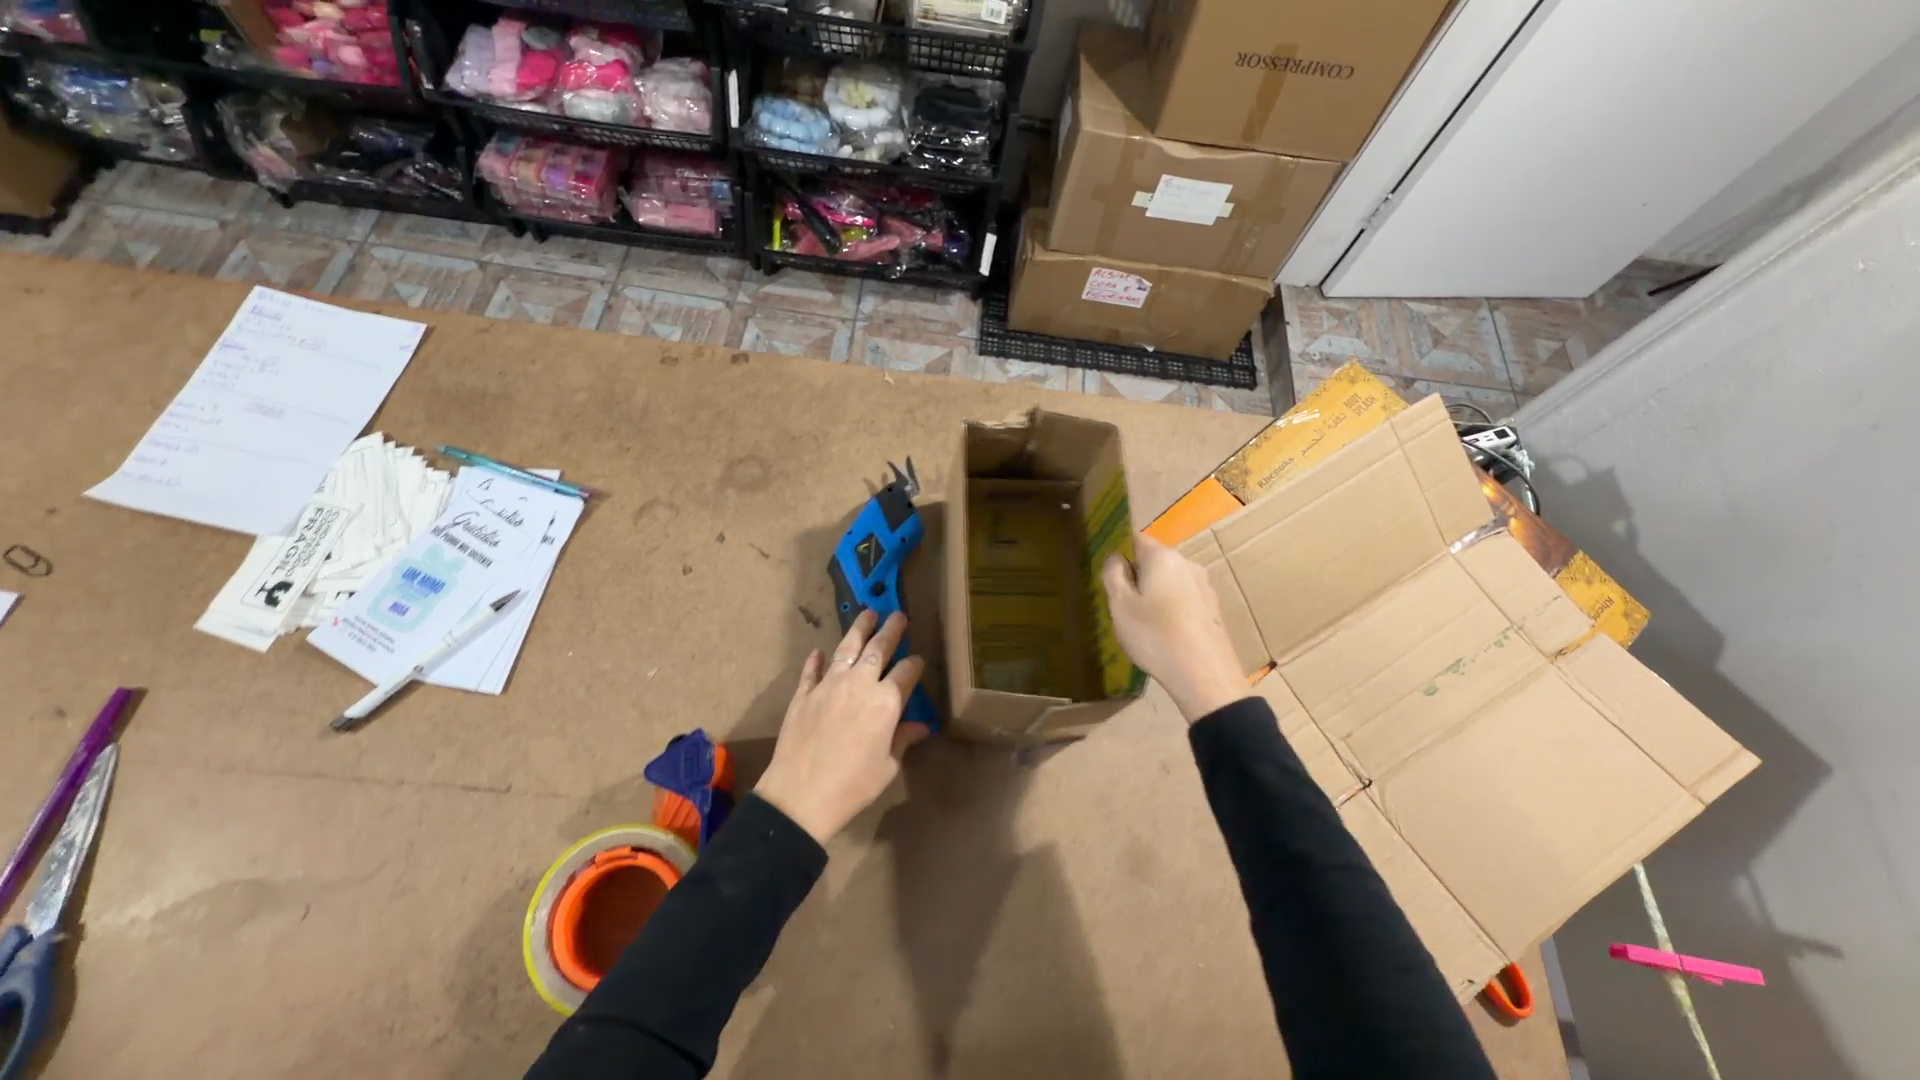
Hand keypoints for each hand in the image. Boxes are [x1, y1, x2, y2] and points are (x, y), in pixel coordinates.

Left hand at [755, 610, 930, 844]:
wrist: (801, 795)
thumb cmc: (853, 786)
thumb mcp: (887, 766)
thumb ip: (902, 740)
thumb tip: (921, 727)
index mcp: (886, 702)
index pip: (906, 673)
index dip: (915, 664)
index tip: (918, 659)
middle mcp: (859, 685)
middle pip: (878, 649)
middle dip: (891, 630)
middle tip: (898, 614)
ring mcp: (828, 686)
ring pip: (846, 649)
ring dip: (859, 630)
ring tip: (867, 614)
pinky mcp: (804, 694)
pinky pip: (812, 671)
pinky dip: (816, 660)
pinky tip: (818, 652)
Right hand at [1102, 533, 1247, 722]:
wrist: (1204, 675)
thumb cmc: (1154, 635)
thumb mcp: (1120, 605)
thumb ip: (1113, 574)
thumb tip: (1116, 556)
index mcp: (1162, 557)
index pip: (1136, 538)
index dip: (1120, 552)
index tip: (1109, 575)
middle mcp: (1187, 564)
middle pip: (1155, 561)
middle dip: (1138, 575)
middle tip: (1122, 604)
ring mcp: (1204, 587)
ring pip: (1170, 581)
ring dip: (1156, 594)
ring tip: (1144, 623)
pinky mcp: (1214, 609)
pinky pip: (1185, 600)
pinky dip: (1172, 609)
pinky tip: (1166, 634)